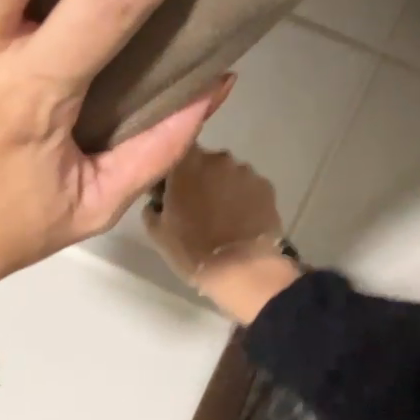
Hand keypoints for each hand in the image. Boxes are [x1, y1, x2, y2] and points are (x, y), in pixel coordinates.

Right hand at [145, 147, 301, 323]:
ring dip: (224, 188)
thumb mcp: (158, 233)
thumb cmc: (192, 250)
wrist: (242, 269)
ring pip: (229, 174)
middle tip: (197, 207)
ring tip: (223, 217)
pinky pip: (249, 188)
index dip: (175, 168)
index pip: (177, 150)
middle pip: (205, 162)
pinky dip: (245, 199)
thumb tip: (156, 200)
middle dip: (200, 179)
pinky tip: (242, 221)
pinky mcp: (267, 187)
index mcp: (187, 164)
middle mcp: (218, 158)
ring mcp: (246, 171)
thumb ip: (152, 207)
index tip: (171, 188)